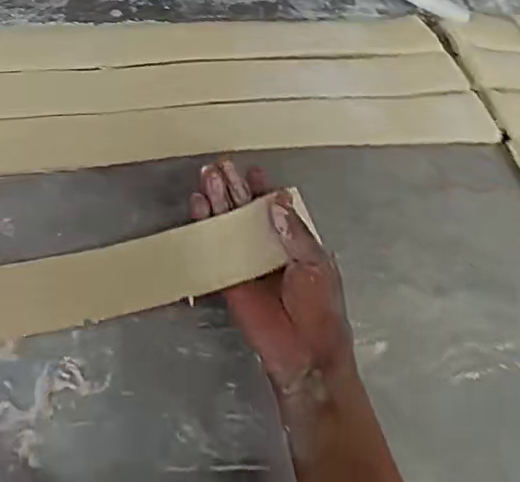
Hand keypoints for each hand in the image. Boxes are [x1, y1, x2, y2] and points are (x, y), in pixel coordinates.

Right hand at [190, 160, 402, 481]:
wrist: (306, 354)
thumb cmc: (320, 309)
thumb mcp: (317, 265)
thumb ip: (296, 233)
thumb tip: (277, 201)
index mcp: (291, 240)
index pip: (273, 206)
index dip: (262, 188)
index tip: (253, 171)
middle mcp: (265, 244)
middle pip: (245, 208)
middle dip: (233, 185)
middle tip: (221, 165)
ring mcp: (244, 258)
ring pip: (227, 220)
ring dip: (217, 197)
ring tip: (208, 174)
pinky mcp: (227, 274)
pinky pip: (213, 245)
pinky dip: (204, 224)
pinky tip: (198, 204)